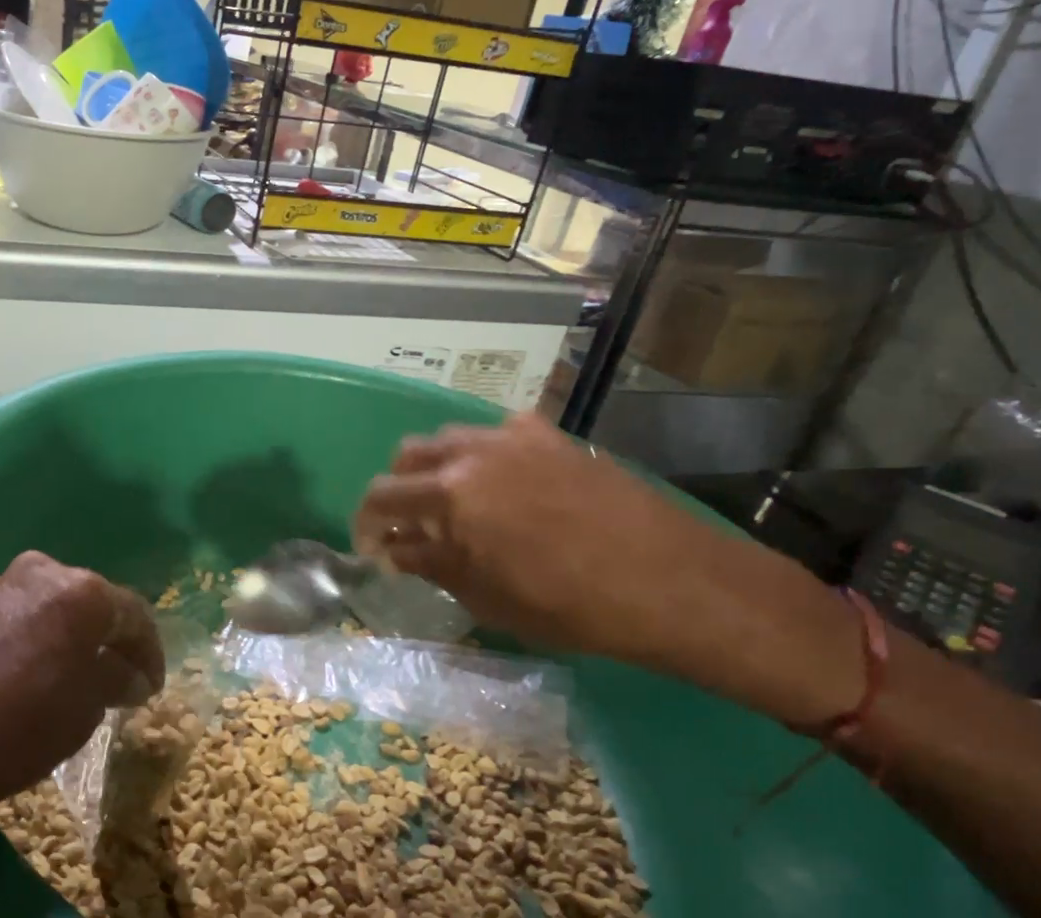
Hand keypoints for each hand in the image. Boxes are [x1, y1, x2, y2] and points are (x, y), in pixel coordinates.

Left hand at [0, 550, 164, 814]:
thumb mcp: (84, 711)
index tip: (152, 687)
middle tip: (120, 682)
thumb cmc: (15, 730)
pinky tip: (35, 676)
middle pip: (92, 602)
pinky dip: (38, 639)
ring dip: (71, 639)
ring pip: (54, 608)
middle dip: (109, 641)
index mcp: (81, 591)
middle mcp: (42, 572)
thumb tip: (129, 672)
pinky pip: (21, 616)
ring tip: (76, 682)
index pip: (133, 614)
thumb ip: (115, 678)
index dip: (149, 653)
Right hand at [352, 414, 861, 723]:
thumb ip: (433, 565)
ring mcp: (516, 439)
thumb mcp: (489, 599)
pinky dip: (485, 455)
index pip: (382, 499)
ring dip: (436, 469)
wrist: (673, 583)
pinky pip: (498, 434)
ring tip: (453, 503)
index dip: (367, 525)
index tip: (372, 548)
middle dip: (397, 491)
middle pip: (408, 458)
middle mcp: (474, 453)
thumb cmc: (573, 607)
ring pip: (450, 439)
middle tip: (408, 526)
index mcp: (451, 496)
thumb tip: (396, 549)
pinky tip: (505, 483)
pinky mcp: (552, 438)